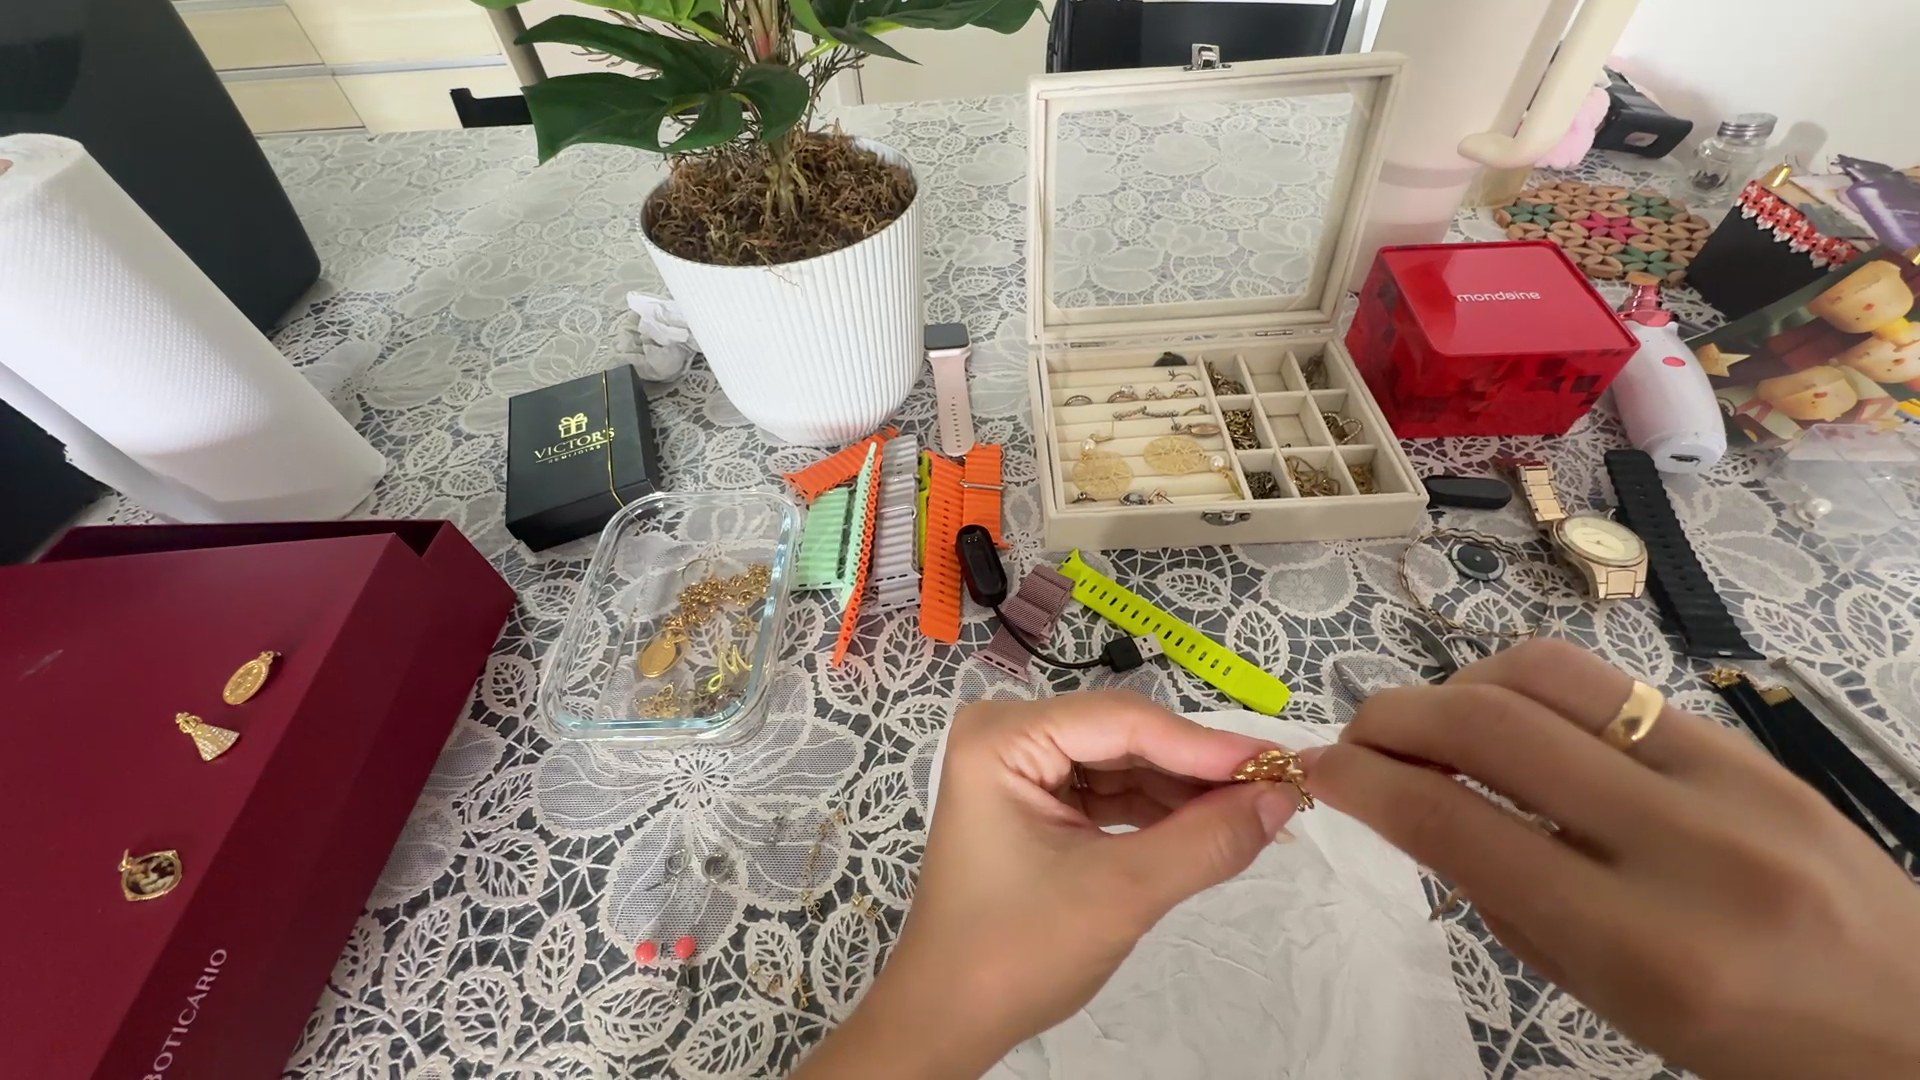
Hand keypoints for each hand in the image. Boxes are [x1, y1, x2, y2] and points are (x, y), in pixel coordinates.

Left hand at [793, 692, 1299, 1079]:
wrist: (950, 1016)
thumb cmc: (1016, 951)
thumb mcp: (1120, 893)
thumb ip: (1205, 841)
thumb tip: (1280, 797)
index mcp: (1003, 735)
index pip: (1121, 721)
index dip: (1204, 744)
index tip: (1279, 763)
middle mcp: (1007, 733)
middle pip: (1121, 736)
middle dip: (1196, 769)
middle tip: (1276, 790)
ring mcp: (1018, 764)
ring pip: (1120, 762)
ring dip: (1182, 790)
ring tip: (1254, 812)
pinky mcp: (1033, 796)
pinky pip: (1106, 789)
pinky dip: (1155, 810)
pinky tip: (1207, 825)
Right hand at [1300, 639, 1919, 1079]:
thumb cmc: (1738, 1039)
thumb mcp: (1594, 988)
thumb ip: (1487, 883)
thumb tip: (1398, 794)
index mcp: (1648, 946)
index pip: (1455, 825)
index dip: (1362, 782)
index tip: (1316, 769)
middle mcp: (1693, 847)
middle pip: (1486, 724)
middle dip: (1387, 719)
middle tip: (1356, 741)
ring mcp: (1732, 779)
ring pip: (1538, 671)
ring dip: (1450, 688)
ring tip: (1433, 726)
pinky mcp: (1746, 743)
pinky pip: (1597, 679)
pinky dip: (1516, 687)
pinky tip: (1507, 720)